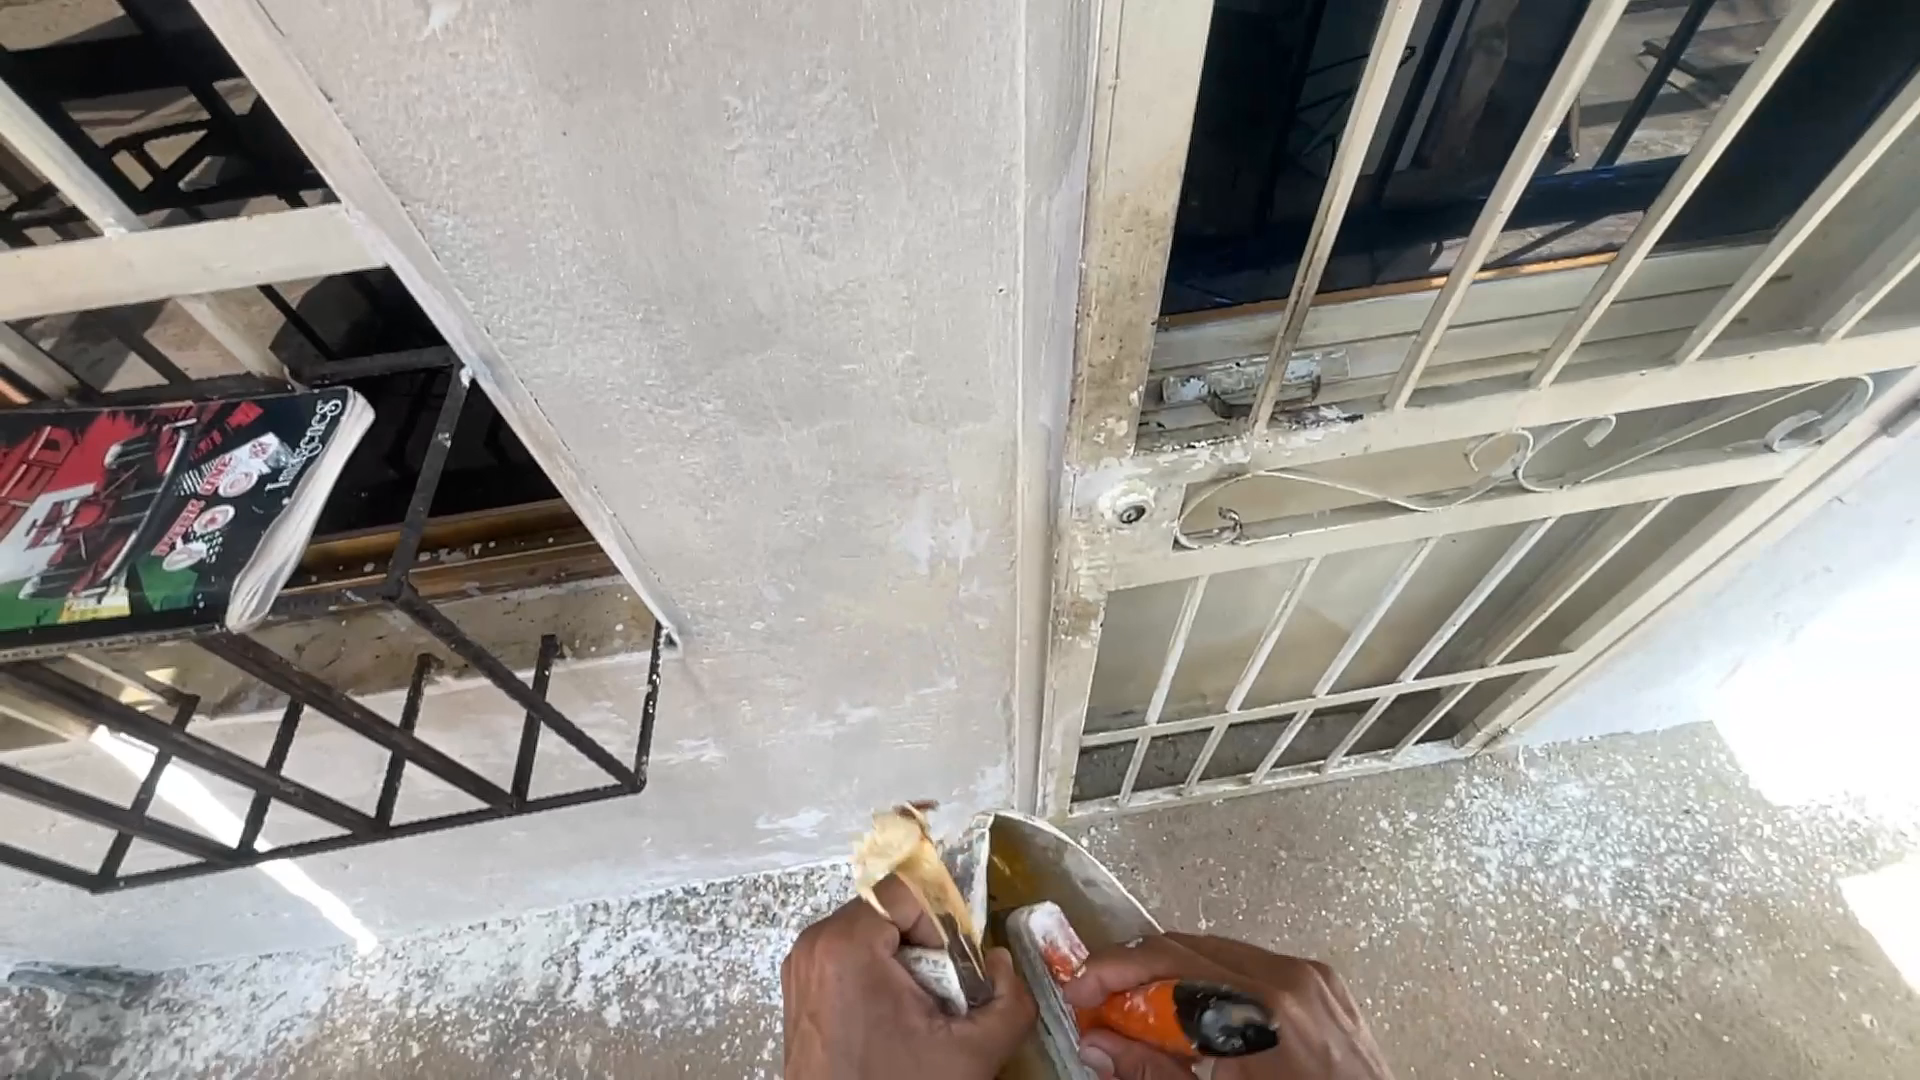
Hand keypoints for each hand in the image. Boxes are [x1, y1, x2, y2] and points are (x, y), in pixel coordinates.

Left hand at [782, 874, 1036, 1079]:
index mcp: (846, 944)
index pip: (905, 890)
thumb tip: (1001, 961)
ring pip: (870, 927)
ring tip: (920, 1006)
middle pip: (888, 908)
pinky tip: (892, 1014)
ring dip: (904, 956)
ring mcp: (802, 962)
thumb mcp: (969, 1056)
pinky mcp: (800, 982)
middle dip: (925, 942)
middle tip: (943, 989)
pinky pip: (848, 950)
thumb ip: (1009, 1002)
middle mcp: (816, 942)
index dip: (940, 921)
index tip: (954, 967)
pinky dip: (877, 968)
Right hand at [1062, 934, 1390, 1079]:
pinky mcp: (1324, 982)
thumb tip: (1093, 1044)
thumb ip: (1153, 1073)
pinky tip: (1202, 1016)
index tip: (1077, 991)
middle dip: (1136, 973)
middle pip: (1188, 948)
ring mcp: (1311, 975)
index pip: (1169, 964)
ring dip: (1173, 976)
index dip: (1113, 971)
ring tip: (1146, 1015)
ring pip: (1216, 952)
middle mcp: (1289, 977)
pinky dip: (1215, 981)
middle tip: (1100, 1005)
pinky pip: (1250, 965)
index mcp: (1265, 1012)